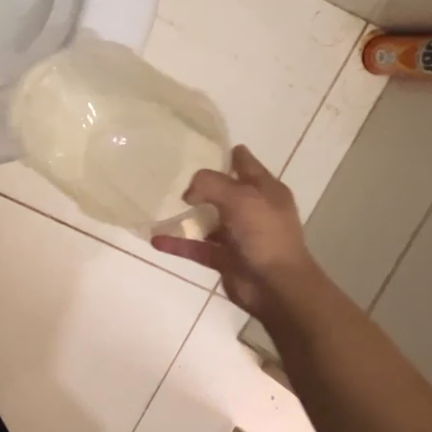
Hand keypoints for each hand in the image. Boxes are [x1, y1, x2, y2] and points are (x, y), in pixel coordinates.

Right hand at [152, 145, 322, 318]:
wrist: (275, 285)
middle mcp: (254, 210)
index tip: (203, 146)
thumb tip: (188, 193)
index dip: (229, 154)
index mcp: (266, 191)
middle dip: (203, 184)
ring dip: (188, 216)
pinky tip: (156, 239)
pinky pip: (195, 247)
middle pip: (225, 191)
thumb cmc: (264, 235)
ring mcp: (239, 235)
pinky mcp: (224, 258)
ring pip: (208, 220)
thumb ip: (209, 184)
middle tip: (173, 175)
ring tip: (161, 206)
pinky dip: (177, 243)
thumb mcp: (239, 197)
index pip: (246, 164)